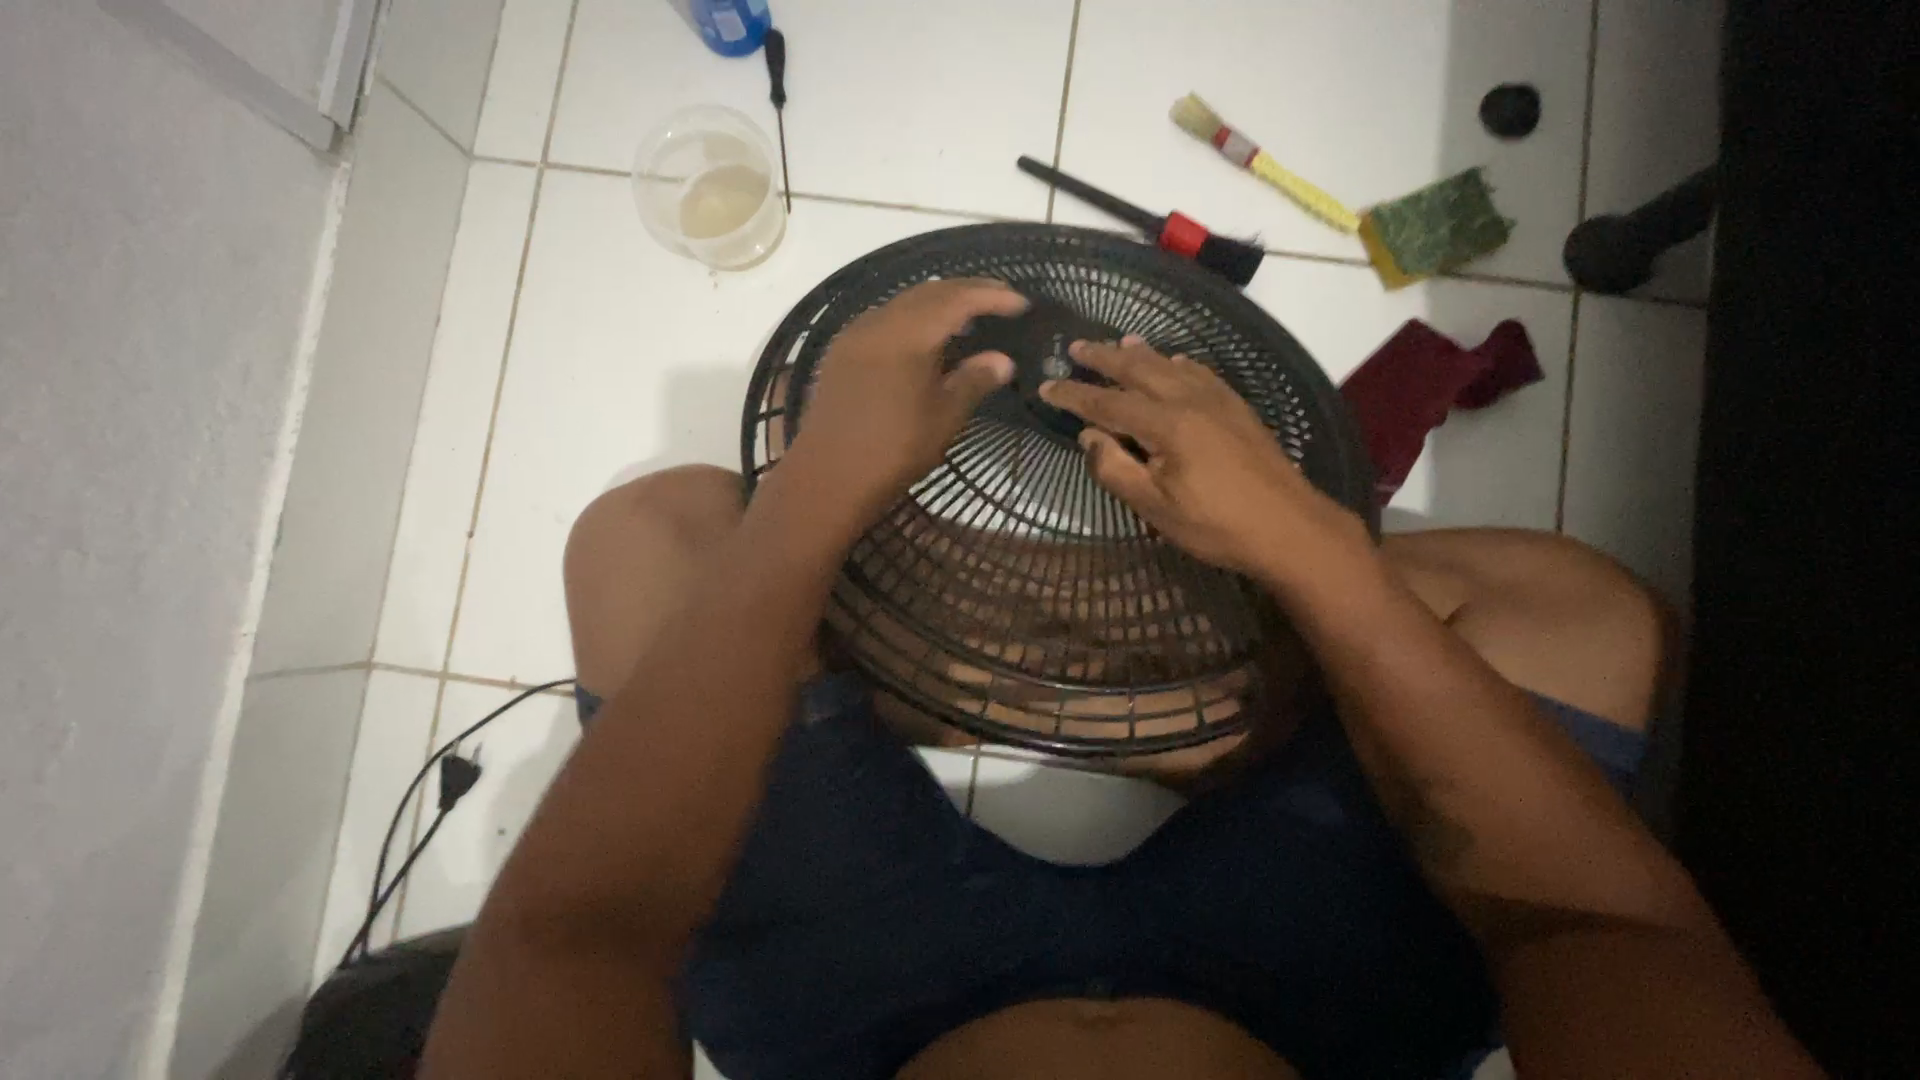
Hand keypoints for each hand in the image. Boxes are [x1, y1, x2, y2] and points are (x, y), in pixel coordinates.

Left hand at [779, 278, 1026, 531]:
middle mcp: (878, 323)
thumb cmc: (893, 451)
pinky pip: (883, 320)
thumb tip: (1002, 360)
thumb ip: (973, 381)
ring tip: (966, 317)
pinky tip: (923, 339)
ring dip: (936, 303)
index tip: (1021, 303)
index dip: (991, 296)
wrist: (827, 477)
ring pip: (902, 303)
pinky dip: (911, 319)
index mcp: (907, 334)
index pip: (957, 299)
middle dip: (966, 292)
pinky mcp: (840, 354)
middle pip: (927, 293)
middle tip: (999, 300)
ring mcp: (854, 336)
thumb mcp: (943, 418)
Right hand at [1039, 336, 1369, 580]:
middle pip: (1139, 369)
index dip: (1074, 394)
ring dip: (1140, 353)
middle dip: (1105, 358)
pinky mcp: (1238, 409)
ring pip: (1171, 365)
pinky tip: (1176, 361)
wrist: (1290, 527)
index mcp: (1165, 424)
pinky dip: (1178, 362)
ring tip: (1119, 343)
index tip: (1046, 385)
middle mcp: (1190, 400)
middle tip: (1077, 346)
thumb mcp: (1155, 508)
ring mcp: (1218, 401)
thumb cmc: (1216, 525)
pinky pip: (1200, 372)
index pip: (1107, 402)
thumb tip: (1088, 436)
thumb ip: (1116, 469)